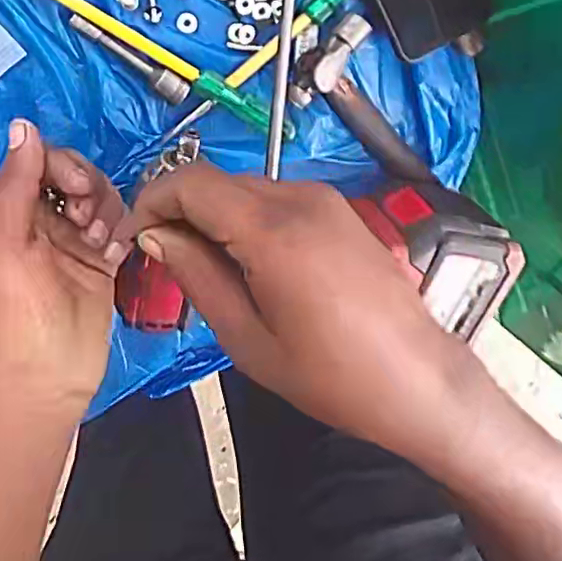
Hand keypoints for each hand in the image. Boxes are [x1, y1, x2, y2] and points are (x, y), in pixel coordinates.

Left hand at [0, 119, 127, 418]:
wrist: (40, 390)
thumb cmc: (10, 318)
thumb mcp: (2, 244)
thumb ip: (15, 182)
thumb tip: (22, 125)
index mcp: (6, 212)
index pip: (37, 161)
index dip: (60, 165)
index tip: (75, 189)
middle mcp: (39, 221)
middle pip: (72, 174)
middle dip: (86, 188)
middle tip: (86, 221)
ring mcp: (71, 242)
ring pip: (99, 197)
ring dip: (106, 211)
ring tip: (99, 244)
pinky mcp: (100, 263)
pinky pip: (118, 225)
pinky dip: (121, 231)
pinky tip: (114, 254)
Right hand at [112, 163, 488, 469]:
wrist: (422, 380)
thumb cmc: (333, 375)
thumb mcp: (248, 338)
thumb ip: (196, 275)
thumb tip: (156, 234)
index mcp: (273, 229)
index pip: (190, 182)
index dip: (152, 200)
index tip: (138, 237)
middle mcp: (297, 196)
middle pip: (214, 181)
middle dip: (179, 209)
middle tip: (166, 257)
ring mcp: (321, 196)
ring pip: (241, 186)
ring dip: (211, 213)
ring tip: (207, 264)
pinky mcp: (335, 205)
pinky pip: (271, 196)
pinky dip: (243, 216)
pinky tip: (247, 258)